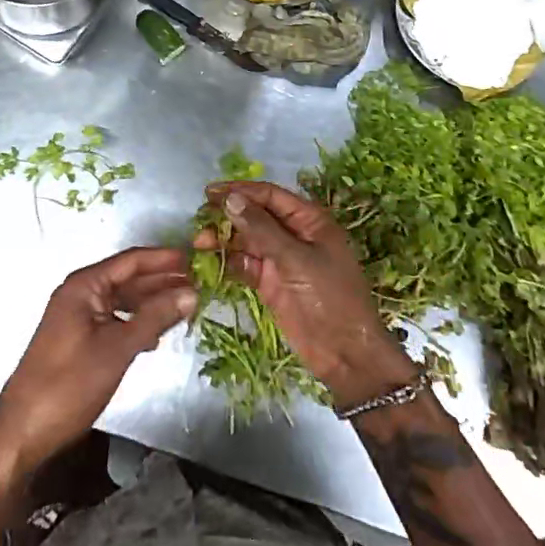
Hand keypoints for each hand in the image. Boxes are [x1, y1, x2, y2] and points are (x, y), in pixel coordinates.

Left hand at [0, 247, 196, 467]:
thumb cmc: (69, 384)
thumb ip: (155, 317)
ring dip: (152, 303)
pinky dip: (137, 322)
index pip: (131, 260)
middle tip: (199, 283)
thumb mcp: (118, 348)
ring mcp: (78, 316)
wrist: (23, 433)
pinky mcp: (78, 339)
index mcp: (84, 285)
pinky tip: (156, 334)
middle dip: (162, 280)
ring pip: (123, 300)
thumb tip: (191, 293)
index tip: (196, 259)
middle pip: (128, 278)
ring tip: (186, 306)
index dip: (165, 259)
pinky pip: (114, 319)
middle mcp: (80, 293)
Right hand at [195, 181, 416, 405]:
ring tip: (200, 242)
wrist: (344, 353)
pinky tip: (210, 261)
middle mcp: (294, 235)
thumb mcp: (296, 259)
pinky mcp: (271, 283)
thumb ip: (262, 229)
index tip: (210, 193)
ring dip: (225, 239)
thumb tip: (231, 199)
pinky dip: (229, 262)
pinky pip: (246, 265)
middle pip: (256, 216)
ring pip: (247, 240)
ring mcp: (281, 260)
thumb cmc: (330, 297)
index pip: (270, 196)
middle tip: (200, 218)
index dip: (241, 192)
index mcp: (309, 220)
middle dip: (229, 215)